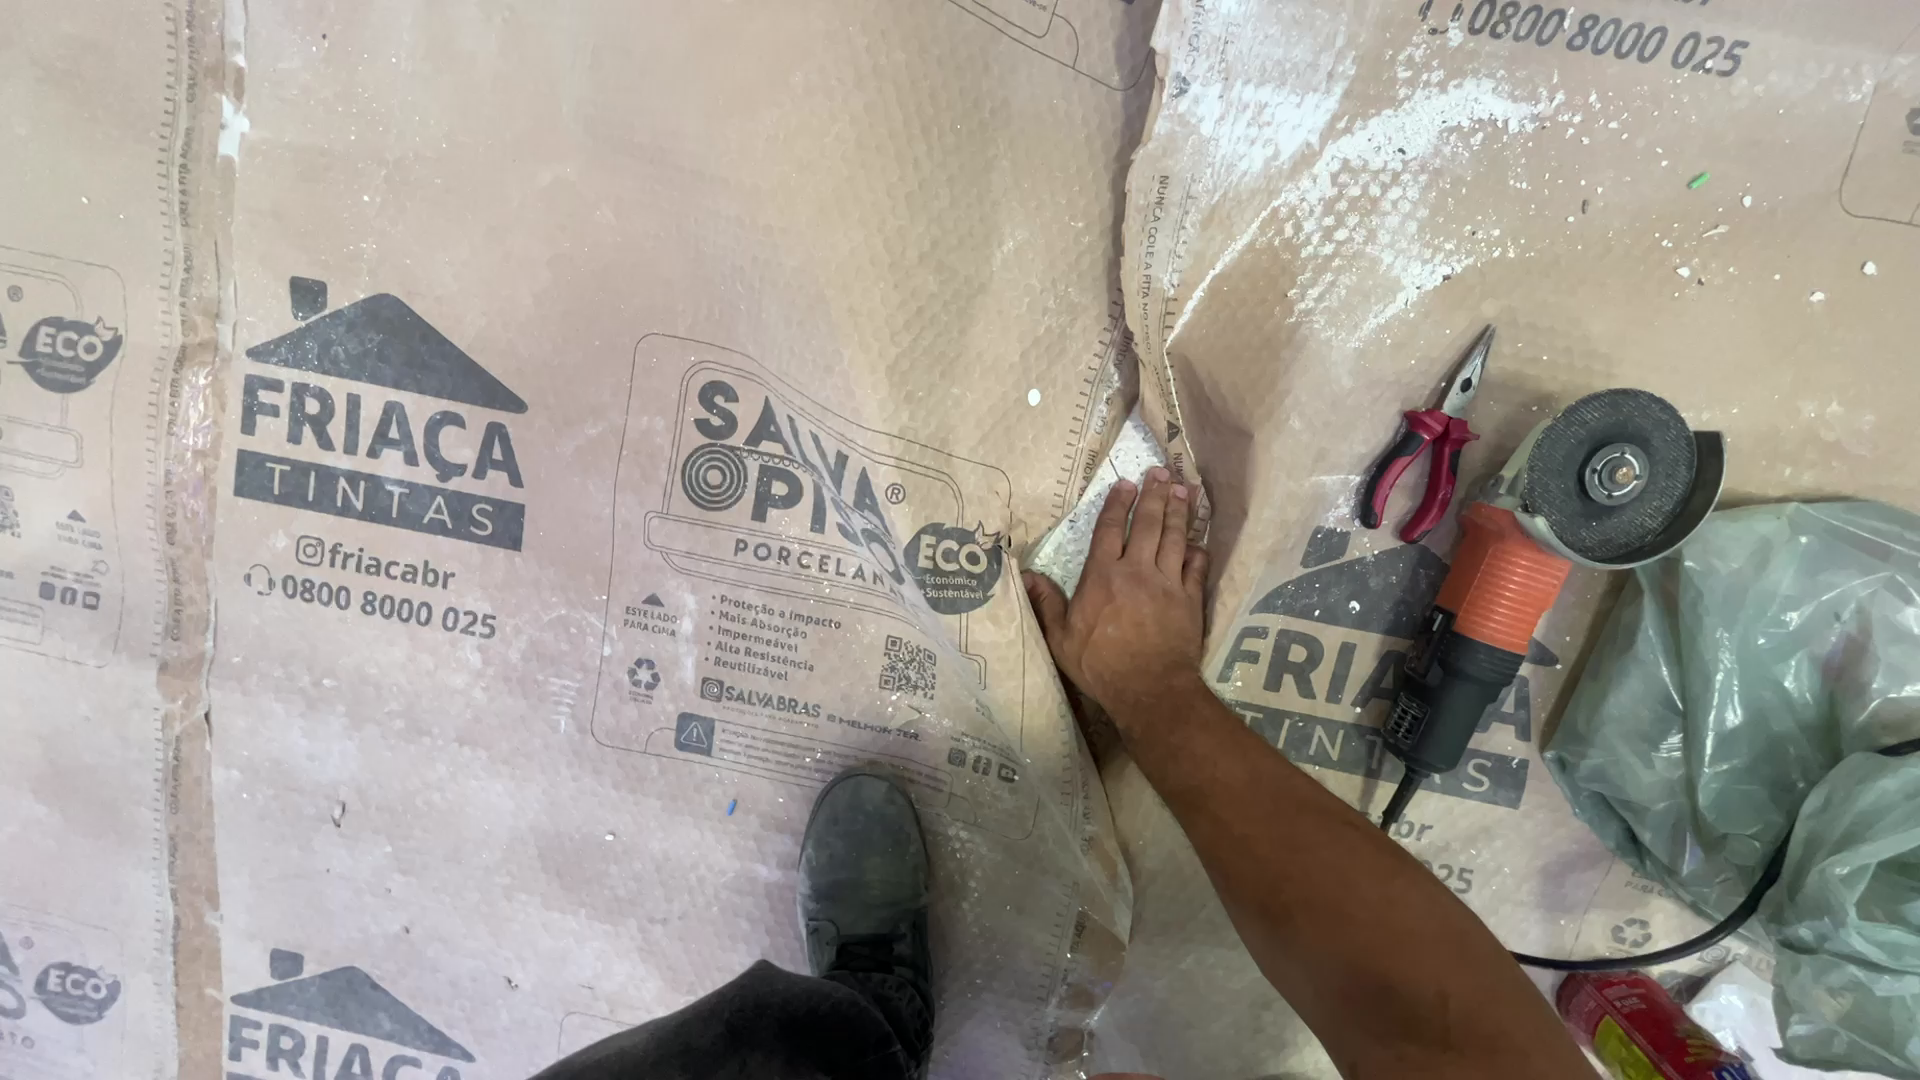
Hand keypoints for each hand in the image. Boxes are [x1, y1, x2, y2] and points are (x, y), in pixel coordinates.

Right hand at [1024, 468, 1208, 726]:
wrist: (1149, 688)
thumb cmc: (1100, 664)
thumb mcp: (1060, 637)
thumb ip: (1047, 603)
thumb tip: (1026, 576)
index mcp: (1103, 576)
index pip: (1109, 530)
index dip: (1117, 504)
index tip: (1125, 484)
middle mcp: (1137, 571)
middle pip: (1147, 525)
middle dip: (1154, 496)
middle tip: (1162, 473)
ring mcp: (1168, 584)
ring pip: (1174, 539)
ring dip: (1179, 512)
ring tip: (1183, 490)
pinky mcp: (1190, 600)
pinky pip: (1196, 568)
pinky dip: (1197, 551)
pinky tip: (1198, 541)